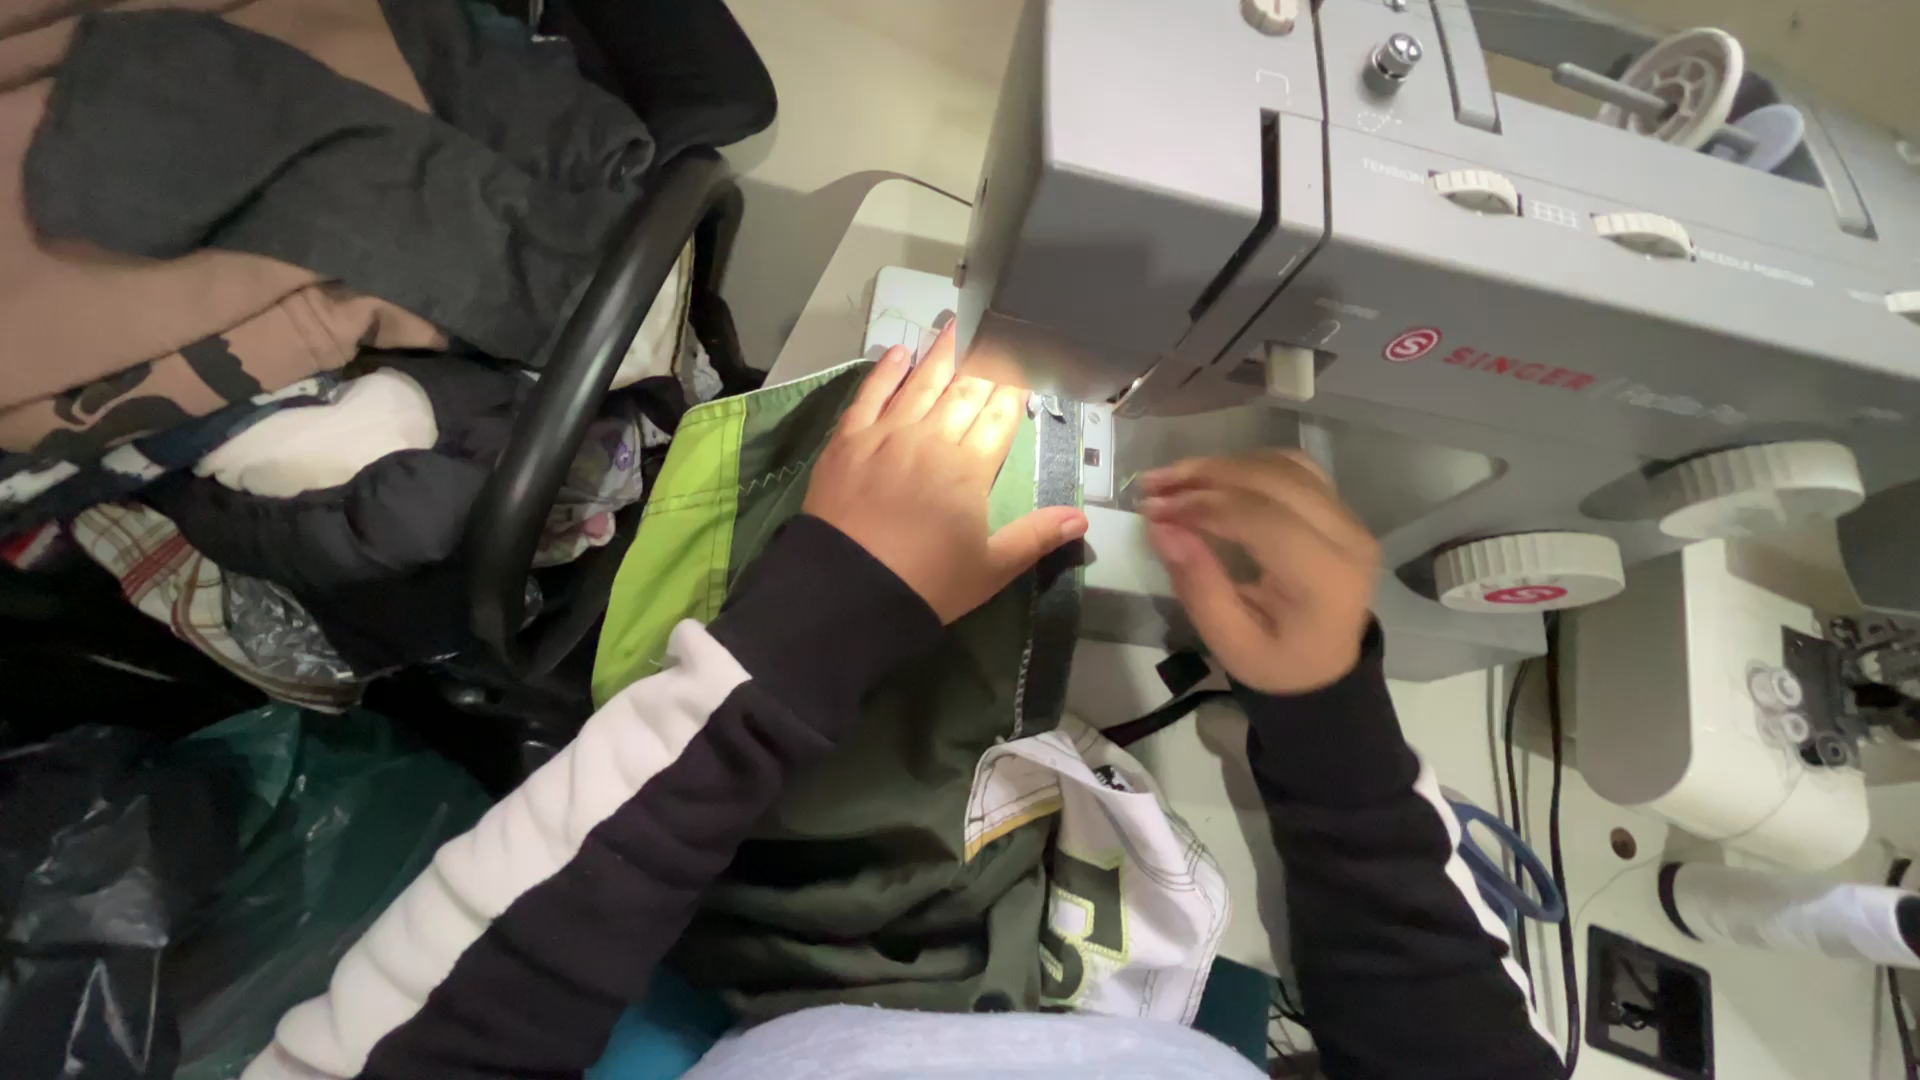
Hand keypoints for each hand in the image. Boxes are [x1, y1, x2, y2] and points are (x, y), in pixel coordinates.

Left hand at [802, 323, 1087, 623]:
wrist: (848, 591)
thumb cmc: (927, 584)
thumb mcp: (990, 568)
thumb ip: (1036, 537)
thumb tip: (1082, 518)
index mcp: (970, 468)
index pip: (999, 417)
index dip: (1012, 390)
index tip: (1022, 365)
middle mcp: (931, 439)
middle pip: (964, 392)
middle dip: (983, 361)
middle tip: (993, 331)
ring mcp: (887, 435)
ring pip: (920, 383)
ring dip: (941, 354)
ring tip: (954, 324)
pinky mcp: (848, 440)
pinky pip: (871, 395)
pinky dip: (886, 372)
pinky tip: (899, 353)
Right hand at [1138, 451, 1378, 693]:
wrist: (1322, 667)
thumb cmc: (1274, 660)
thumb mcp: (1228, 640)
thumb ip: (1197, 584)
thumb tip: (1160, 526)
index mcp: (1325, 577)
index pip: (1261, 518)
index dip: (1203, 505)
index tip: (1152, 509)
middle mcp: (1346, 536)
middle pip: (1272, 480)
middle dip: (1205, 475)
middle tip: (1152, 485)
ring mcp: (1347, 517)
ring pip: (1281, 465)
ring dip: (1222, 465)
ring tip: (1173, 478)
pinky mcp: (1337, 508)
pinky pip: (1292, 467)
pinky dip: (1246, 465)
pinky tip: (1212, 479)